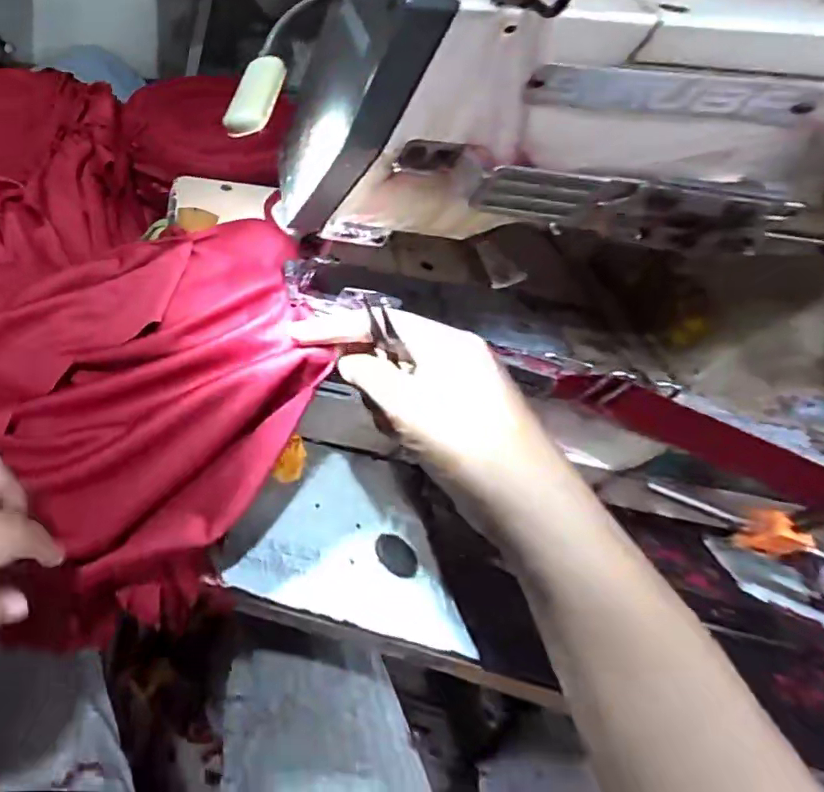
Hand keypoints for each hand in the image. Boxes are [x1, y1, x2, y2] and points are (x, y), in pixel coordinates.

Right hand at [289, 308, 561, 499]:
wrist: (528, 503)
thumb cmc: (463, 443)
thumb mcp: (406, 405)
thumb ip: (369, 373)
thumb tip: (348, 359)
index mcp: (445, 341)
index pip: (380, 320)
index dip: (335, 326)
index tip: (296, 334)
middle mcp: (455, 353)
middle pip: (391, 345)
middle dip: (364, 366)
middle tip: (344, 387)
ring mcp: (462, 384)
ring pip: (402, 376)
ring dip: (384, 397)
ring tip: (391, 427)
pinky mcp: (463, 412)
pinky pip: (417, 399)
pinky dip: (402, 414)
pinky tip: (406, 439)